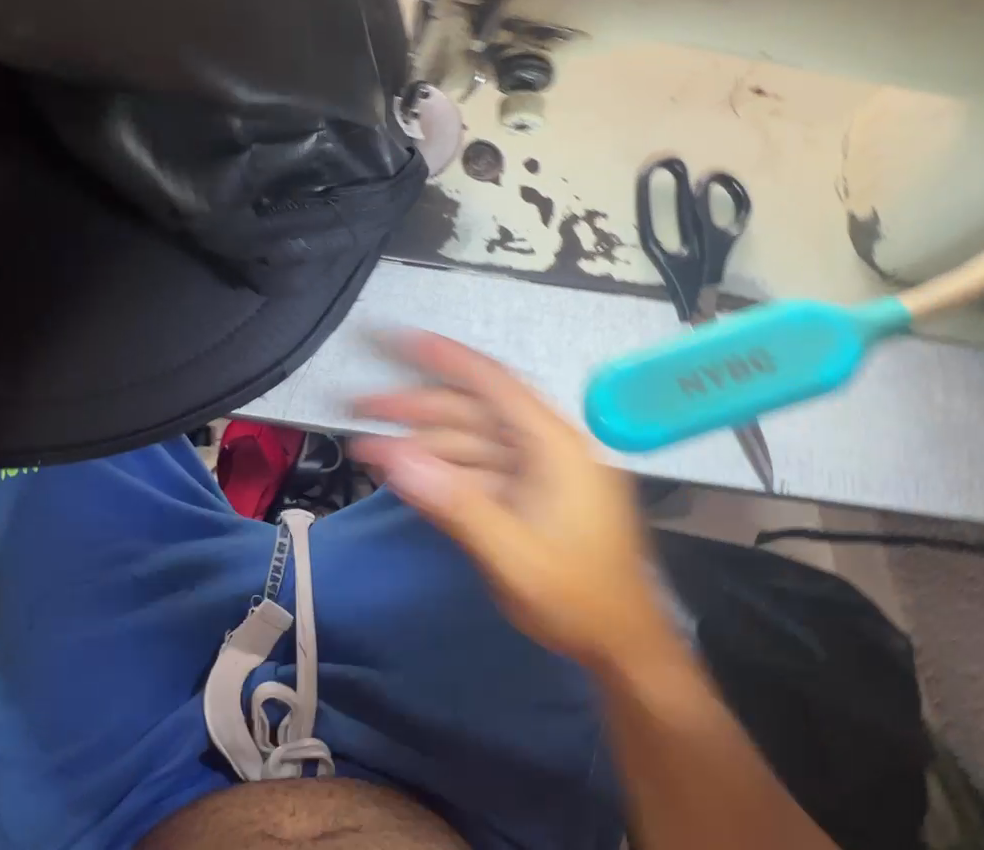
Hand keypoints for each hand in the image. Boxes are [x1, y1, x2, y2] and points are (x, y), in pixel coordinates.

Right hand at [350, 331, 676, 668]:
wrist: (622, 645)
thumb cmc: (577, 597)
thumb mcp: (513, 555)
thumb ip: (454, 504)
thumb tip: (396, 458)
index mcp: (554, 446)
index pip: (492, 384)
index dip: (444, 357)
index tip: (399, 339)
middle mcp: (545, 448)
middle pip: (472, 413)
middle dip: (415, 407)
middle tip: (361, 406)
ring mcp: (536, 473)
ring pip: (469, 443)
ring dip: (420, 442)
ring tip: (367, 446)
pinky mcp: (526, 496)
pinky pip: (476, 471)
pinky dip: (440, 470)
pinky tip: (405, 471)